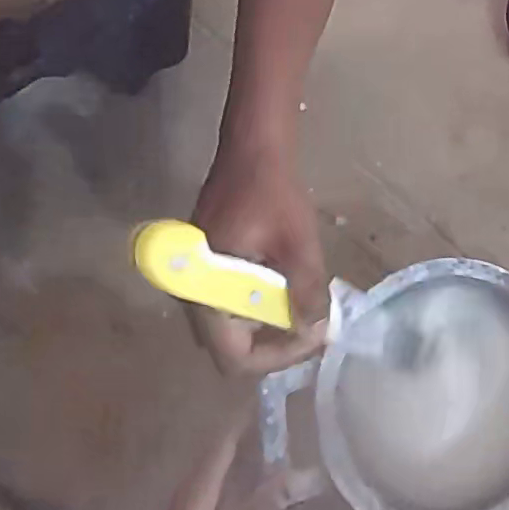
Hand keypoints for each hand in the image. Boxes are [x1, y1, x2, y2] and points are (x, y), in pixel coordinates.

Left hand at [99, 410, 324, 509]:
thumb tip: (299, 473)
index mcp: (195, 494)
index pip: (226, 439)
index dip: (252, 413)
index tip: (284, 386)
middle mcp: (194, 491)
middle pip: (230, 445)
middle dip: (261, 423)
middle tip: (301, 402)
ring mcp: (196, 506)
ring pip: (232, 461)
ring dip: (260, 443)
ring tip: (297, 425)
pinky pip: (233, 480)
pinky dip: (256, 466)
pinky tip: (280, 468)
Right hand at [188, 142, 328, 374]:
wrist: (252, 151)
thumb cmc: (273, 193)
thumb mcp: (298, 243)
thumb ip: (306, 290)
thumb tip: (316, 330)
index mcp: (206, 292)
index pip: (234, 357)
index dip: (277, 358)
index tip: (313, 339)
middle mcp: (193, 295)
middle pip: (231, 348)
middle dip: (277, 346)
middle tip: (316, 330)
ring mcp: (197, 282)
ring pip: (233, 328)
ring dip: (272, 327)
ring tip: (311, 315)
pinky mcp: (208, 268)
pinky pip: (233, 304)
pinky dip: (264, 307)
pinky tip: (292, 294)